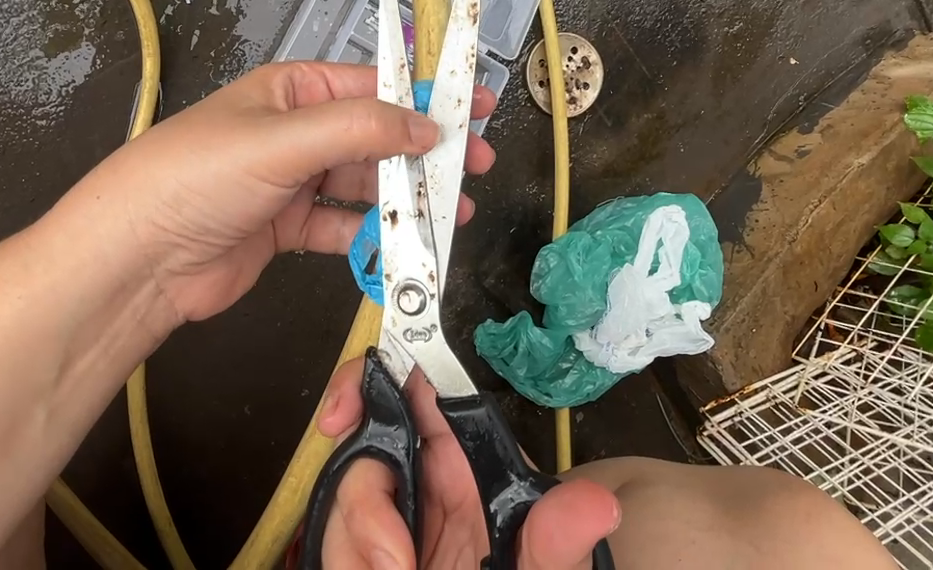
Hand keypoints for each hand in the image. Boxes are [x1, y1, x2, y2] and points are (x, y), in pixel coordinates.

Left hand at [54, 61, 495, 323]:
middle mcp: (296, 130)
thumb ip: (361, 130)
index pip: (373, 84)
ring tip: (454, 213)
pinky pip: (341, 226)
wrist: (137, 257)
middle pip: (375, 137)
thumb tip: (430, 127)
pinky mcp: (287, 229)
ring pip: (364, 184)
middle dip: (425, 152)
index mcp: (293, 89)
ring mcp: (292, 181)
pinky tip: (404, 245)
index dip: (426, 95)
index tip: (477, 107)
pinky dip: (372, 234)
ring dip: (406, 197)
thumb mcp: (284, 139)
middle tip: (476, 167)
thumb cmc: (204, 175)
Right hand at [314, 356, 619, 569]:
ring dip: (350, 548)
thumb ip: (558, 539)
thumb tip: (598, 506)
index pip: (408, 387)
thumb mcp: (542, 566)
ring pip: (338, 502)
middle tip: (394, 563)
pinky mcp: (369, 554)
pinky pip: (335, 543)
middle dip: (360, 501)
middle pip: (363, 450)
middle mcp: (421, 478)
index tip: (339, 417)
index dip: (364, 382)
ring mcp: (393, 517)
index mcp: (461, 458)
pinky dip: (345, 563)